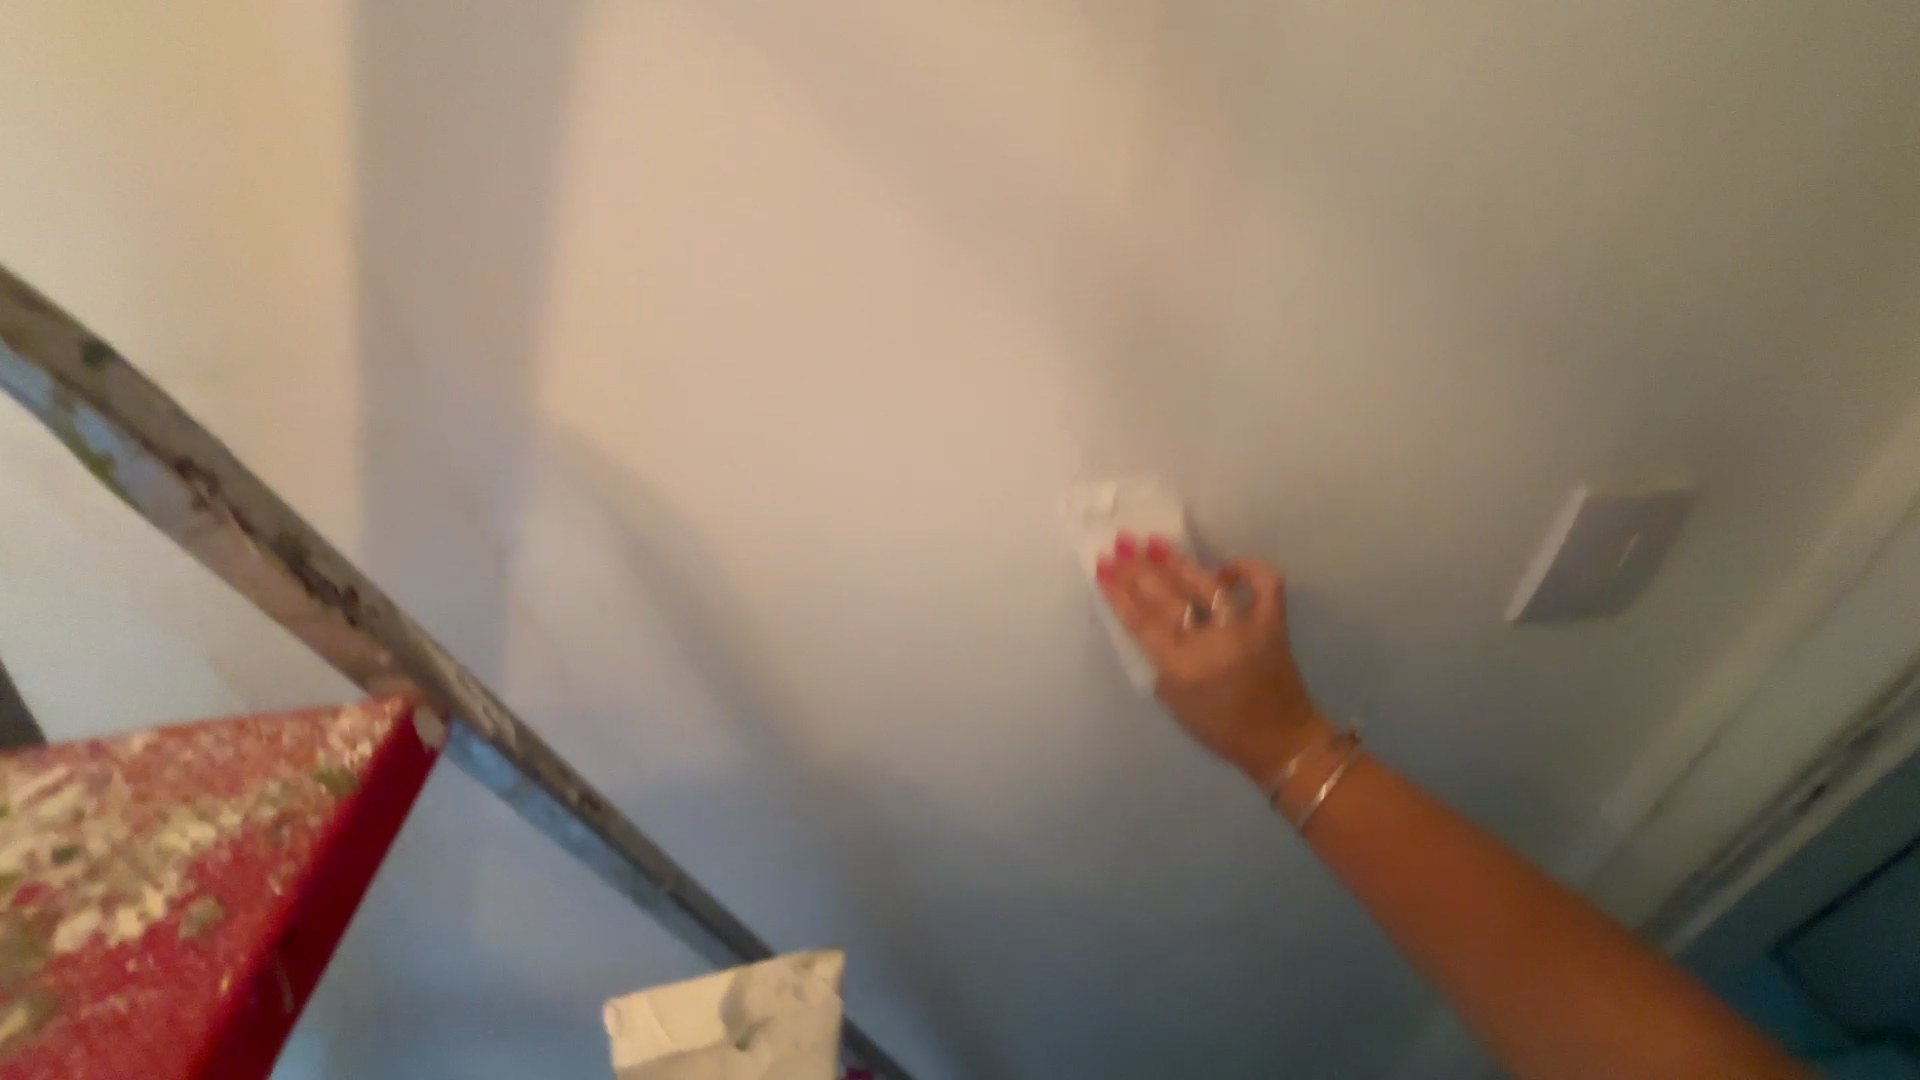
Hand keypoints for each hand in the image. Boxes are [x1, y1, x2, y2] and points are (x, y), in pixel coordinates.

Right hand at [1097, 534, 1330, 790]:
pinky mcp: (1273, 624)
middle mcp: (1212, 643)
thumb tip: (1149, 617)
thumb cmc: (1218, 727)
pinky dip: (1248, 570)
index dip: (1119, 592)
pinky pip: (1265, 585)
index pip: (1142, 621)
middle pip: (1167, 597)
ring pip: (1207, 585)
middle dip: (1140, 569)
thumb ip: (1159, 658)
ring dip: (1178, 563)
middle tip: (1123, 543)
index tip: (1104, 566)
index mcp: (1182, 666)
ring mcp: (1245, 629)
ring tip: (1155, 543)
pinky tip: (1226, 566)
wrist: (1281, 741)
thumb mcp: (1173, 700)